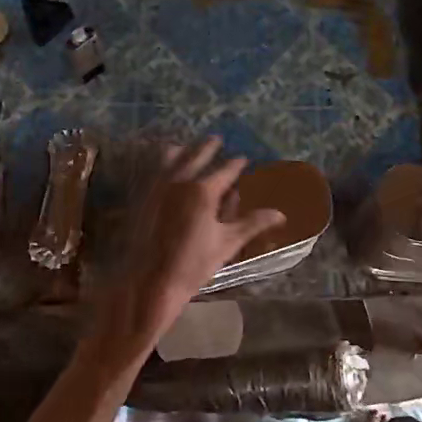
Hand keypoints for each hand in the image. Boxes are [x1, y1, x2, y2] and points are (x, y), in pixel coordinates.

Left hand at [94, 137, 285, 353]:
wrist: (149, 282)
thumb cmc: (192, 264)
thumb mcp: (227, 244)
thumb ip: (252, 224)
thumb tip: (281, 214)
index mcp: (203, 191)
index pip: (226, 170)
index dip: (237, 164)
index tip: (244, 158)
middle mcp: (178, 181)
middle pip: (196, 155)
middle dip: (208, 147)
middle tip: (216, 140)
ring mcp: (155, 187)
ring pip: (168, 157)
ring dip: (181, 150)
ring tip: (186, 147)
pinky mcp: (140, 196)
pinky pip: (151, 170)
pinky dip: (160, 162)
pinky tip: (161, 166)